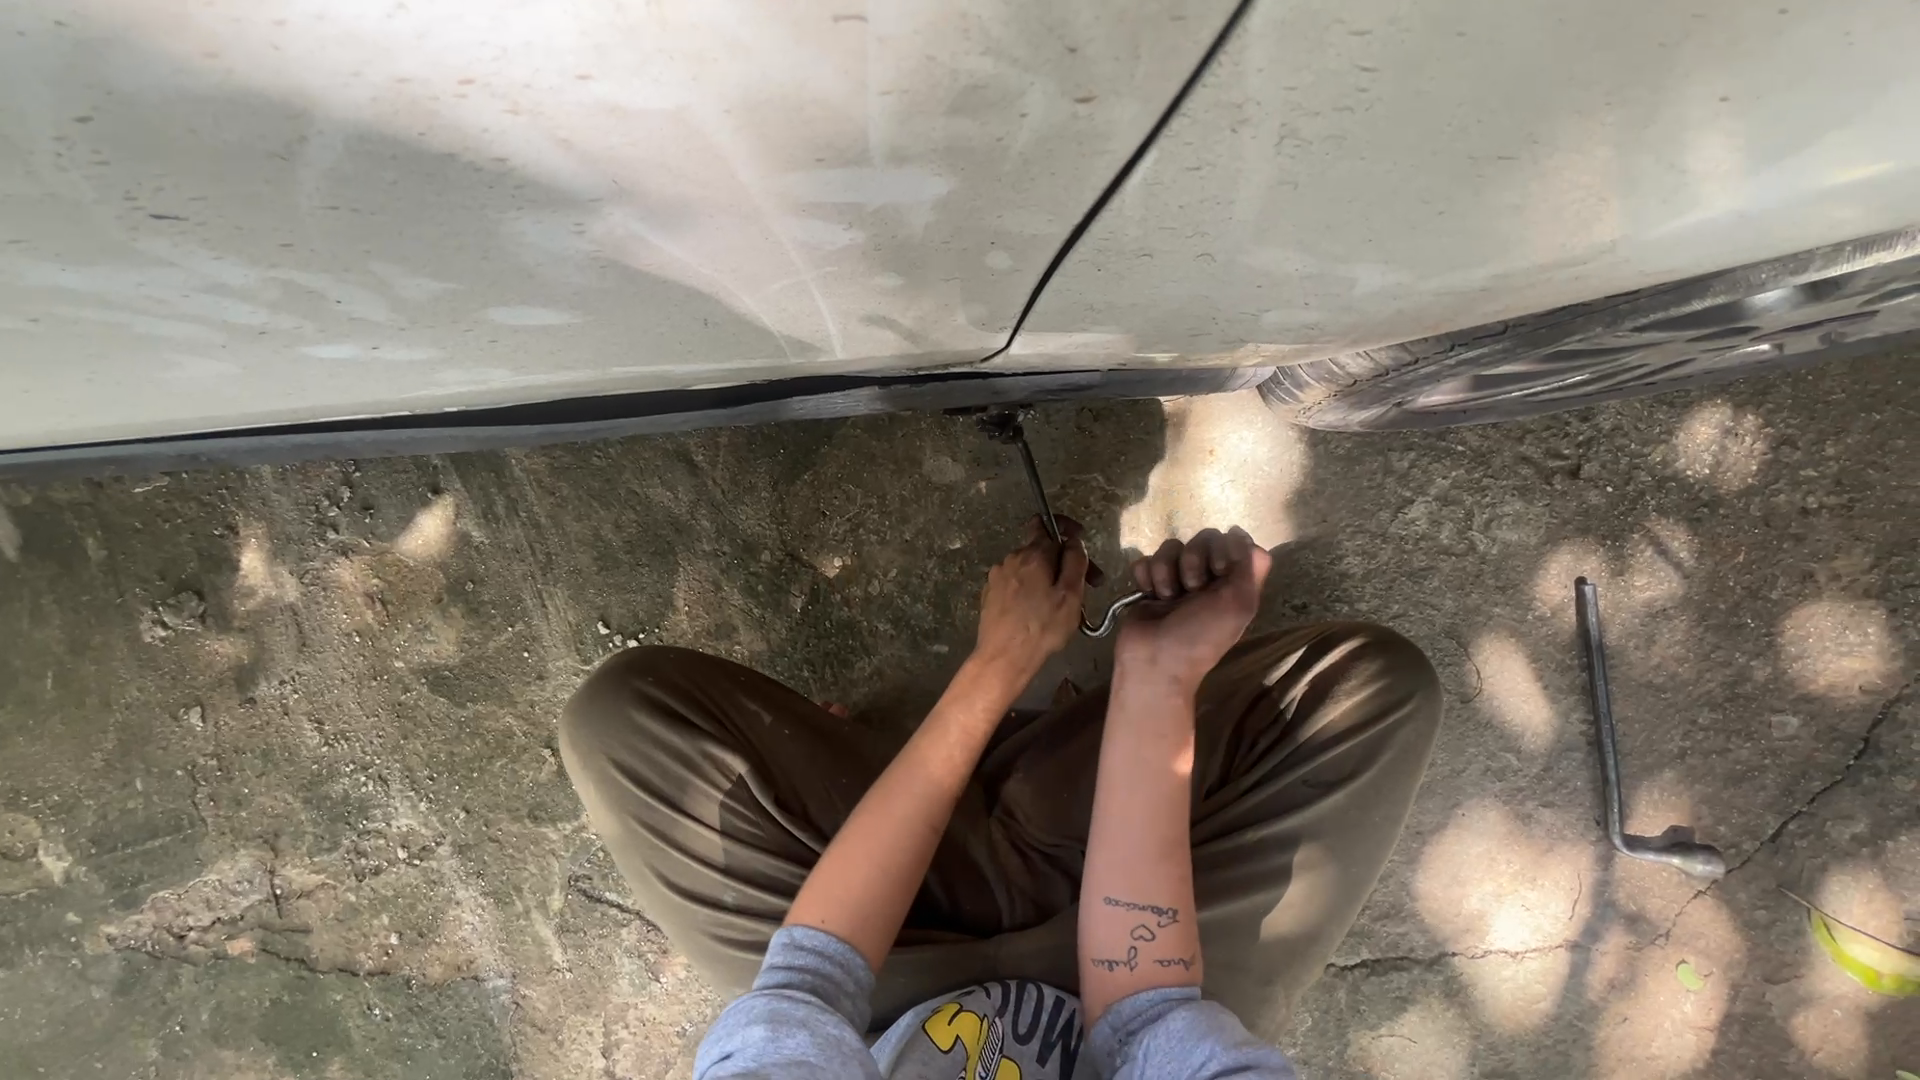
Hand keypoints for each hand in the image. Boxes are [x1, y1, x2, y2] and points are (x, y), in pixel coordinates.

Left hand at [974, 515, 1092, 678]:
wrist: (1003, 656)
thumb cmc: (1042, 627)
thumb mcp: (1071, 595)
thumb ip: (1075, 562)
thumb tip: (1073, 542)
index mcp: (1032, 555)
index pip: (1047, 523)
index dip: (1066, 528)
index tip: (1079, 544)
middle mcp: (1011, 559)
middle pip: (1041, 550)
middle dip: (1063, 562)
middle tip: (1086, 586)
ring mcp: (997, 576)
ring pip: (1029, 568)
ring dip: (1047, 578)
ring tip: (1062, 605)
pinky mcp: (990, 594)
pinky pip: (1016, 583)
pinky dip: (1030, 590)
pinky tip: (1038, 612)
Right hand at [1115, 527, 1271, 694]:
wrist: (1154, 658)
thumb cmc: (1201, 635)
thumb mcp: (1238, 604)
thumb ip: (1248, 565)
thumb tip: (1237, 531)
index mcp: (1233, 582)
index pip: (1235, 541)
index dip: (1225, 550)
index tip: (1220, 571)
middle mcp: (1207, 578)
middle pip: (1202, 539)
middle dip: (1193, 561)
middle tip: (1191, 589)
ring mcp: (1176, 579)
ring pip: (1171, 547)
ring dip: (1167, 571)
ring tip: (1167, 597)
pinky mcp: (1149, 584)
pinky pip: (1146, 560)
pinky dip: (1147, 577)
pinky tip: (1149, 595)